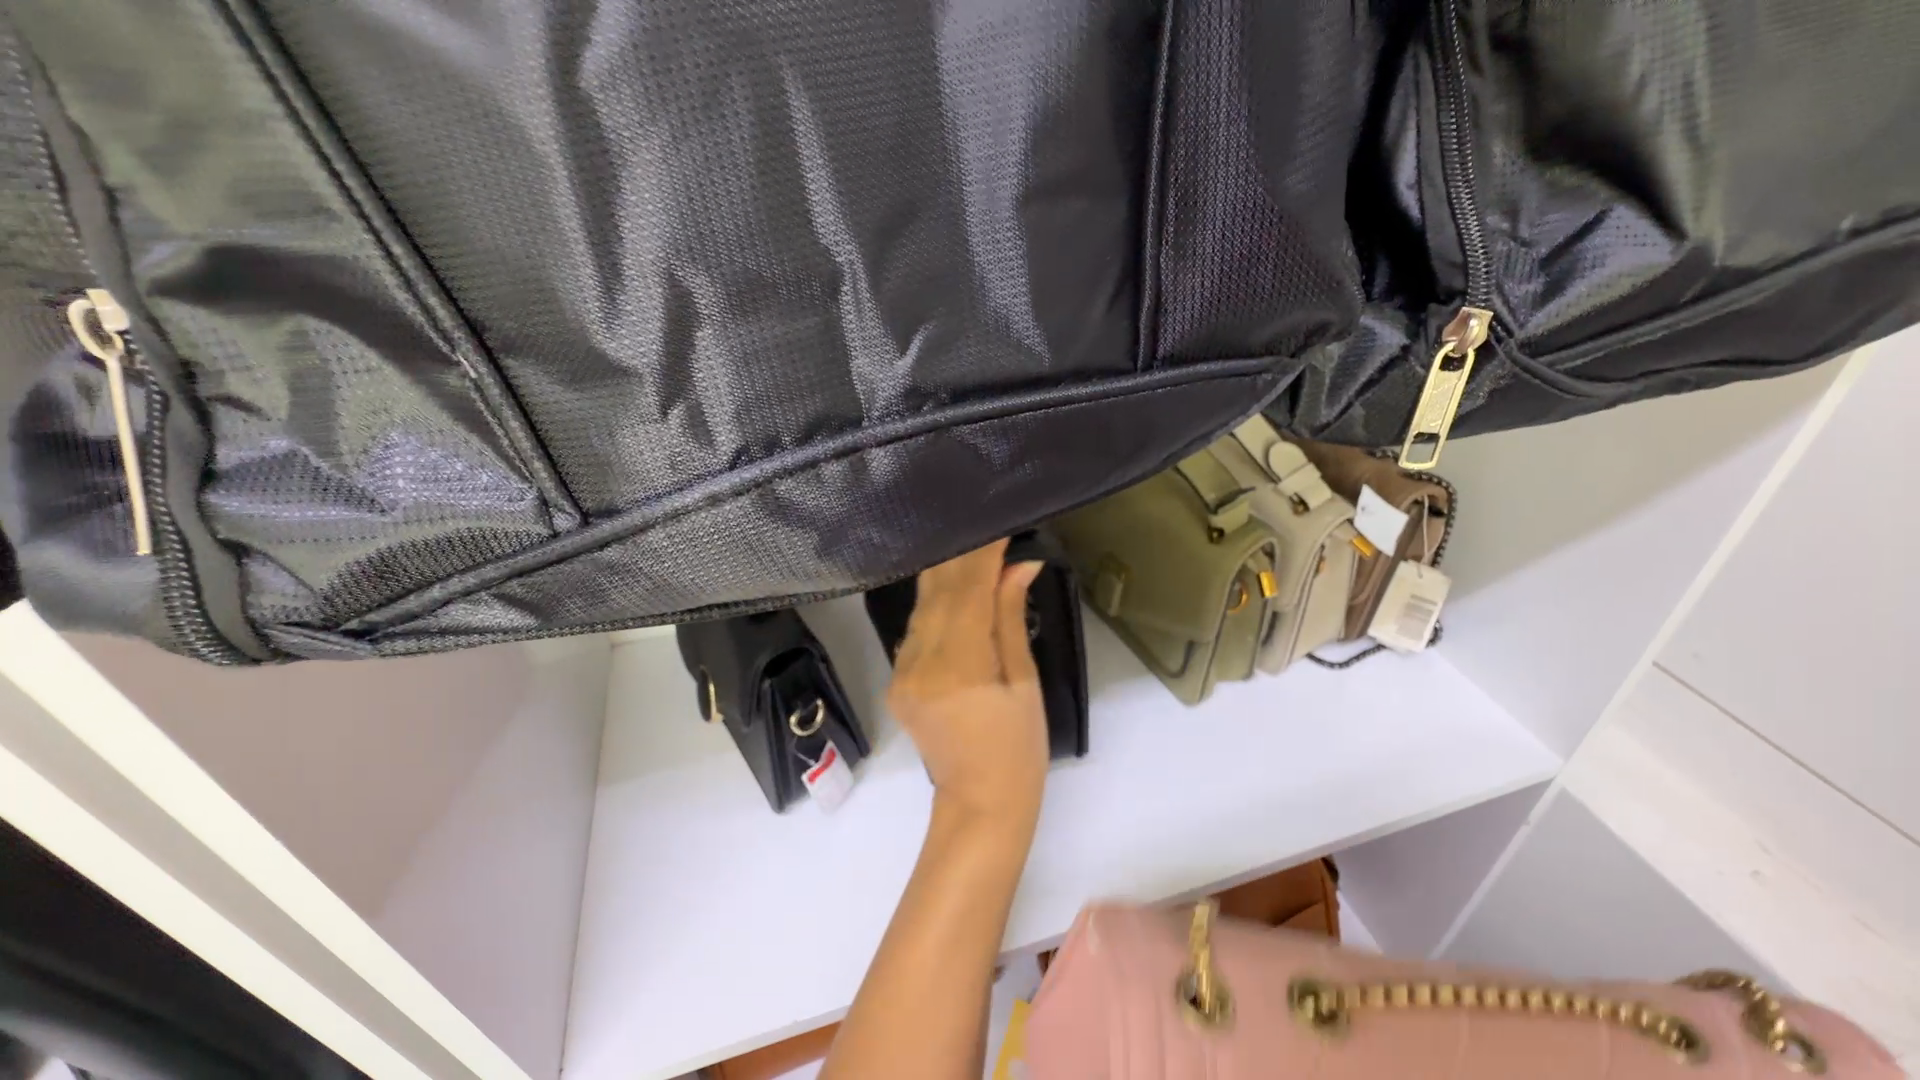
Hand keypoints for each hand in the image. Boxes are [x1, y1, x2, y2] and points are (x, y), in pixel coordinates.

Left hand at [888, 540, 1049, 826]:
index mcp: (958, 665)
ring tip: (973, 547)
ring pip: (921, 607)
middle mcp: (919, 663)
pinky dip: (935, 605)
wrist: (979, 804)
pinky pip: (914, 630)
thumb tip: (1018, 563)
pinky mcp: (896, 682)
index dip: (982, 551)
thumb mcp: (1024, 683)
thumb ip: (1010, 619)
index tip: (998, 523)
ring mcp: (901, 673)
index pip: (967, 589)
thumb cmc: (1018, 749)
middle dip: (961, 555)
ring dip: (946, 575)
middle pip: (936, 591)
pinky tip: (954, 589)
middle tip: (984, 525)